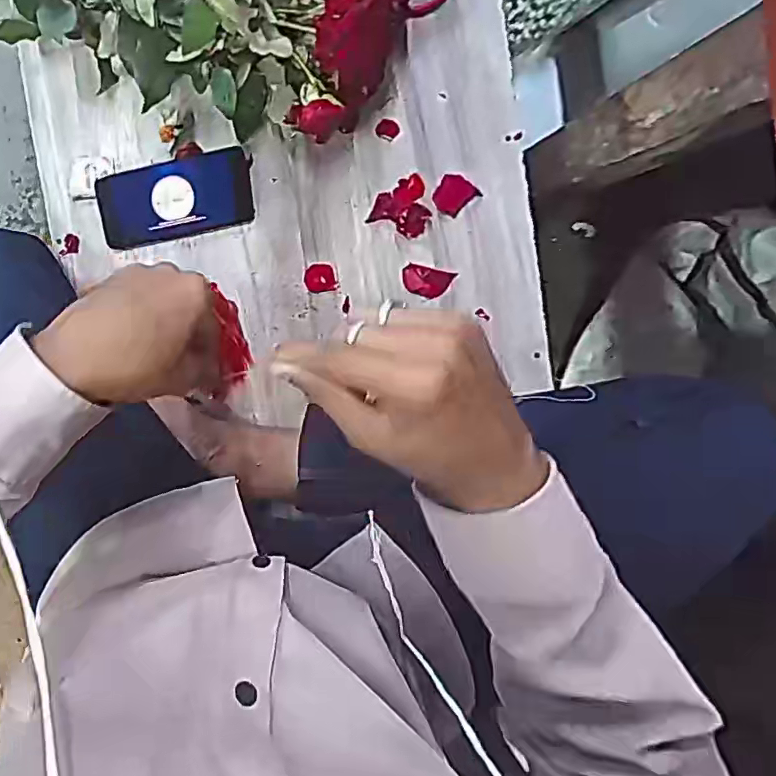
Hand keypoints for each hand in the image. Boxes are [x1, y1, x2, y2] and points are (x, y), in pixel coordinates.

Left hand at [31, 262, 217, 403]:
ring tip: (151, 350)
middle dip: (188, 332)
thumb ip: (205, 372)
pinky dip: (138, 314)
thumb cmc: (134, 365)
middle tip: (180, 361)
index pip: (215, 328)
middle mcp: (170, 273)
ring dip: (163, 320)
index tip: (206, 372)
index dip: (212, 356)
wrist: (72, 359)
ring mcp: (138, 272)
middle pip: (190, 306)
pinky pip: (136, 298)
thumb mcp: (182, 379)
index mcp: (197, 292)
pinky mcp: (110, 279)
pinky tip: (129, 339)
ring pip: (162, 299)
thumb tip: (207, 370)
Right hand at [273, 309, 546, 512]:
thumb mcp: (370, 438)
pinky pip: (401, 314)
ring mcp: (453, 328)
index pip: (339, 357)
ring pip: (374, 319)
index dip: (304, 357)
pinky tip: (403, 362)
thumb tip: (288, 366)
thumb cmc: (433, 458)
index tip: (279, 356)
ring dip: (365, 343)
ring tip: (382, 376)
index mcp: (414, 385)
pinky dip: (391, 335)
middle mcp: (436, 347)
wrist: (496, 460)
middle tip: (353, 387)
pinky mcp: (461, 320)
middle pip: (354, 333)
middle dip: (341, 356)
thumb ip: (326, 396)